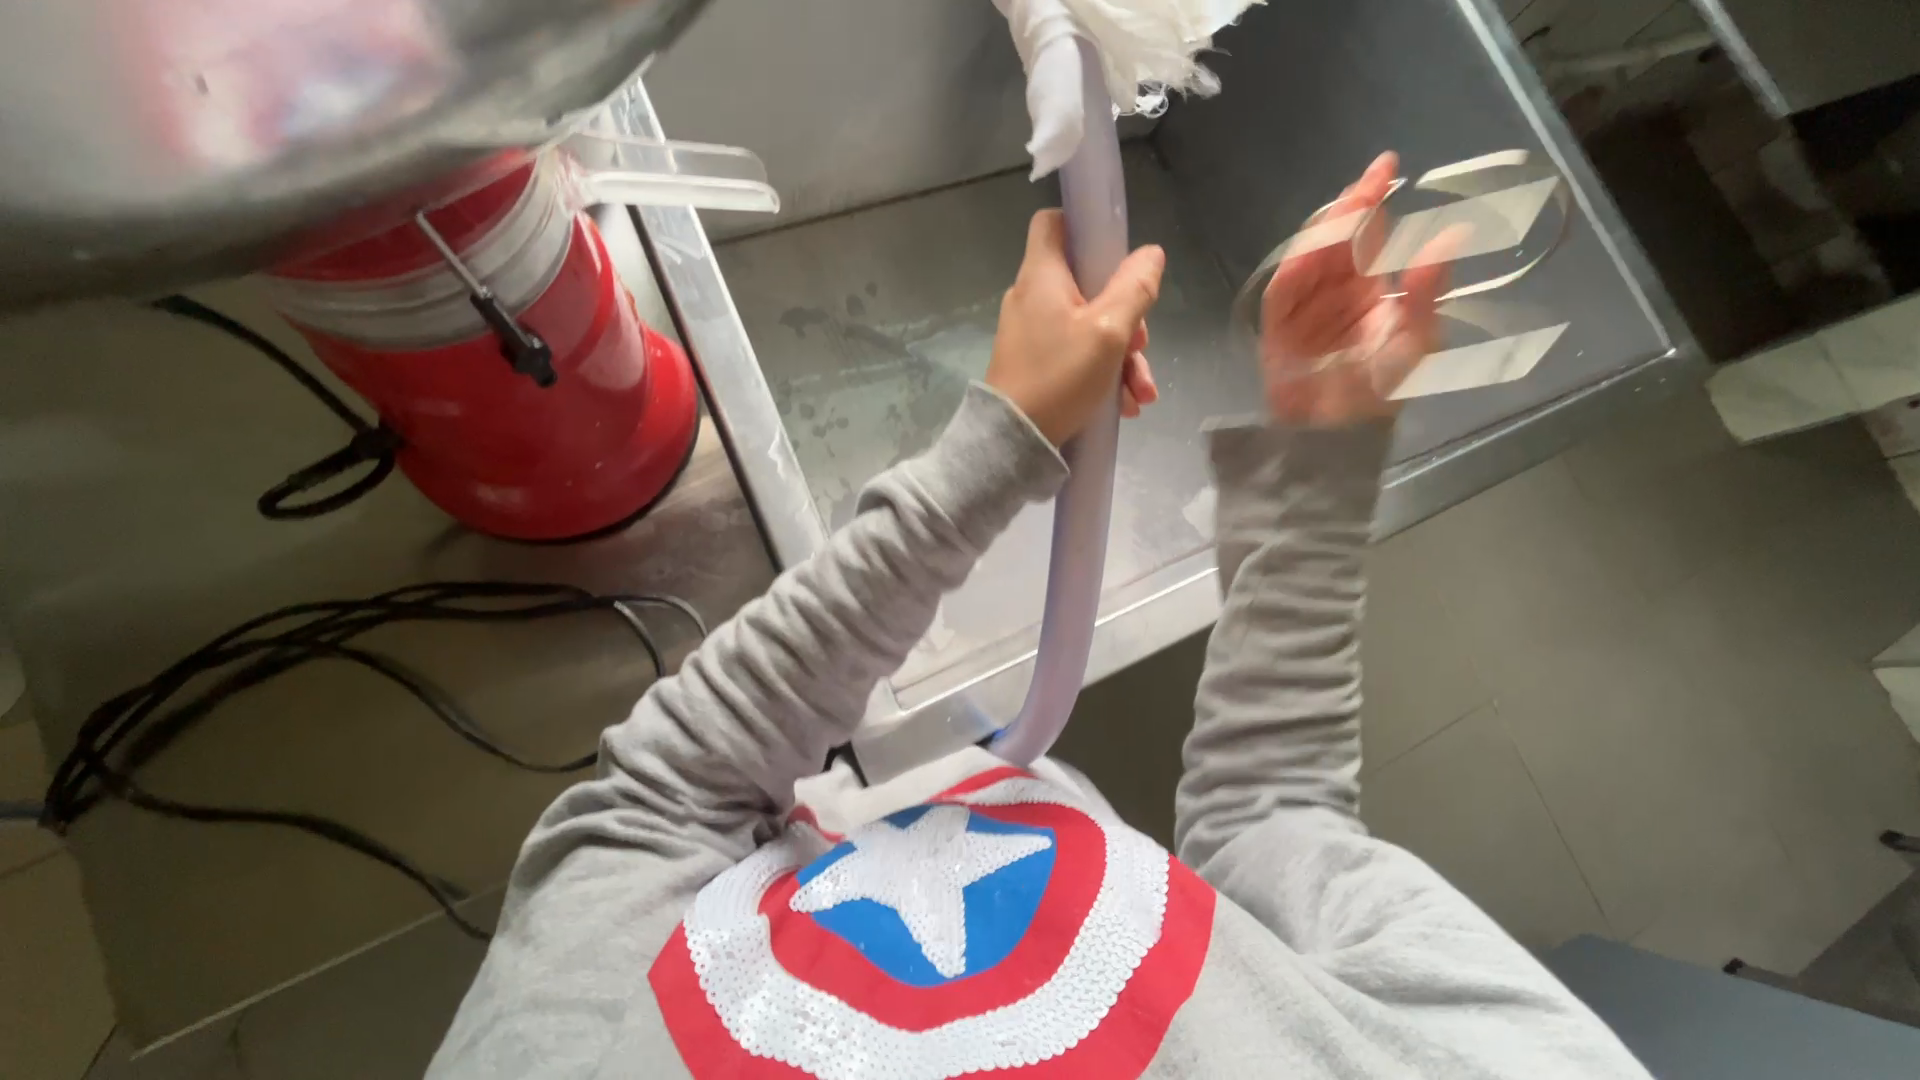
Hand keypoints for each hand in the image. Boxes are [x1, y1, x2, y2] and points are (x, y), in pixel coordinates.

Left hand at [986, 210, 1164, 445]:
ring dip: (1122, 356)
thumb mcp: (1109, 331)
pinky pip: (1075, 355)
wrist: (1014, 442)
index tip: (1116, 252)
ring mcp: (1030, 333)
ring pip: (1088, 326)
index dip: (1086, 226)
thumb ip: (1134, 288)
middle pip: (1086, 283)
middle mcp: (1031, 298)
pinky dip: (1102, 373)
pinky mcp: (1033, 364)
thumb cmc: (1060, 378)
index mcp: (1041, 275)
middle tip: (1141, 347)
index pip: (1053, 223)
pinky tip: (1124, 405)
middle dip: (1126, 316)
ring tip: (1141, 393)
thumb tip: (1151, 254)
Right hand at [1262, 152, 1453, 425]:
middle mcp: (1335, 290)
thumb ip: (1429, 292)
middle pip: (1337, 239)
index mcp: (1370, 288)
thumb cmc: (1379, 390)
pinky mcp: (1278, 327)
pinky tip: (1311, 249)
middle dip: (1351, 208)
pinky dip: (1294, 269)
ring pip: (1308, 257)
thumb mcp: (1416, 339)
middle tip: (1369, 180)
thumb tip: (1454, 234)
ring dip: (1325, 231)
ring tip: (1346, 209)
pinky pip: (1283, 290)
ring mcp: (1305, 307)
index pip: (1369, 236)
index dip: (1375, 202)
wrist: (1338, 432)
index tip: (1388, 166)